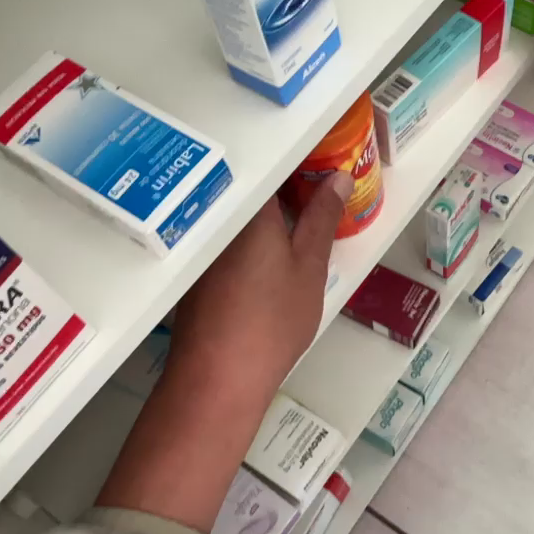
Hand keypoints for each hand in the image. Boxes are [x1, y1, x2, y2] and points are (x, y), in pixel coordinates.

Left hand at [169, 175, 348, 395]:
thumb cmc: (272, 320)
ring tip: (303, 215)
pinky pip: (227, 235)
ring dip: (268, 208)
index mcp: (248, 209)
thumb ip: (323, 218)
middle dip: (288, 182)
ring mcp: (202, 245)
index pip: (274, 163)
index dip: (303, 156)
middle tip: (323, 188)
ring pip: (239, 211)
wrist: (218, 377)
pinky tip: (270, 250)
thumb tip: (338, 177)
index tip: (328, 155)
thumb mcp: (309, 267)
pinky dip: (249, 233)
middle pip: (253, 186)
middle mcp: (218, 218)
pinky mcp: (195, 269)